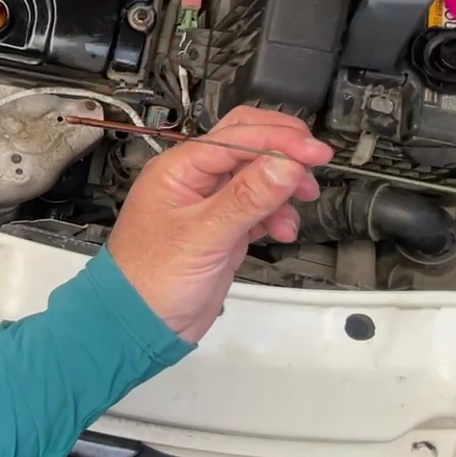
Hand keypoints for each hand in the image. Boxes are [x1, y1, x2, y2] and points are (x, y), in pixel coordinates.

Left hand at [107, 107, 332, 342]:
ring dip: (282, 186)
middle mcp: (191, 180)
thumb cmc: (150, 277)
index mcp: (176, 170)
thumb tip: (285, 163)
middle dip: (282, 152)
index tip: (315, 153)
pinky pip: (257, 206)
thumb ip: (247, 198)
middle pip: (244, 144)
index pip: (233, 137)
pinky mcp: (221, 227)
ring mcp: (207, 203)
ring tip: (298, 204)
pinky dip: (275, 212)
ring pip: (255, 175)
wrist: (140, 320)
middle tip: (312, 166)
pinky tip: (281, 229)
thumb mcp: (204, 235)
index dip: (278, 140)